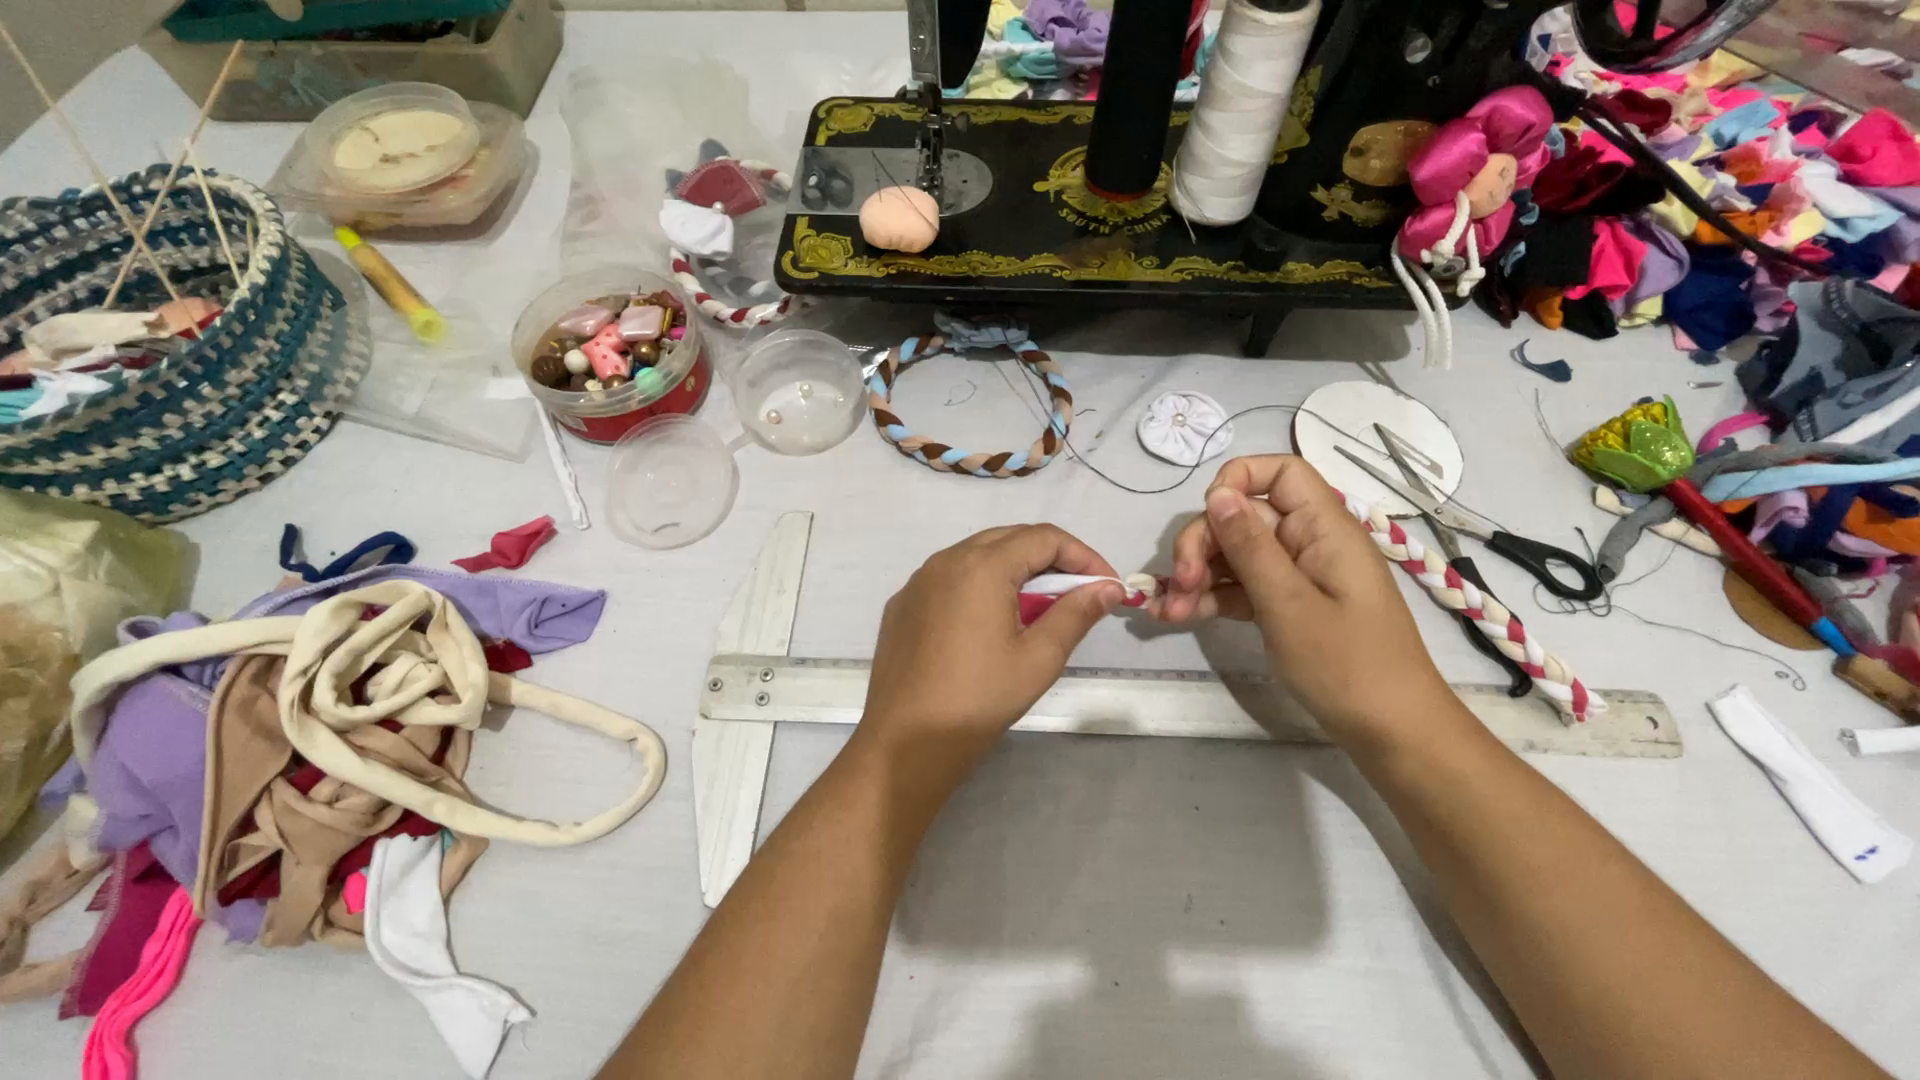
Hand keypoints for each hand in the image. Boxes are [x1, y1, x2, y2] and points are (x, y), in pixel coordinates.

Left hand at [858, 525, 1124, 786]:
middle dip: (1050, 559)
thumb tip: (1107, 588)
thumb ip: (1076, 614)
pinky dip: (979, 586)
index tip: (1106, 586)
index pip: (1044, 537)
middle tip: (1078, 594)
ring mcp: (918, 581)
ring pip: (976, 555)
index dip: (1083, 555)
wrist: (906, 739)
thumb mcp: (1039, 658)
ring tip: (1038, 608)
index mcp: (982, 566)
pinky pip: (949, 578)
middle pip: (1010, 538)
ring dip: (1014, 570)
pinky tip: (989, 622)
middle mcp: (945, 560)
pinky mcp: (902, 605)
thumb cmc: (979, 698)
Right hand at [1152, 455, 1453, 743]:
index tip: (1207, 517)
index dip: (1238, 480)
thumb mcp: (1289, 605)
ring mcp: (1296, 576)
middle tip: (1178, 583)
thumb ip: (1250, 546)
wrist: (1390, 732)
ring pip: (1234, 555)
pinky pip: (1239, 588)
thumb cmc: (1348, 665)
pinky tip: (1176, 616)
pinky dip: (1209, 599)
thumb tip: (1217, 492)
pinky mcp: (1285, 606)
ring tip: (1167, 611)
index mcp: (1324, 528)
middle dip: (1202, 544)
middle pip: (1243, 517)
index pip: (1281, 472)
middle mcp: (1309, 543)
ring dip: (1196, 577)